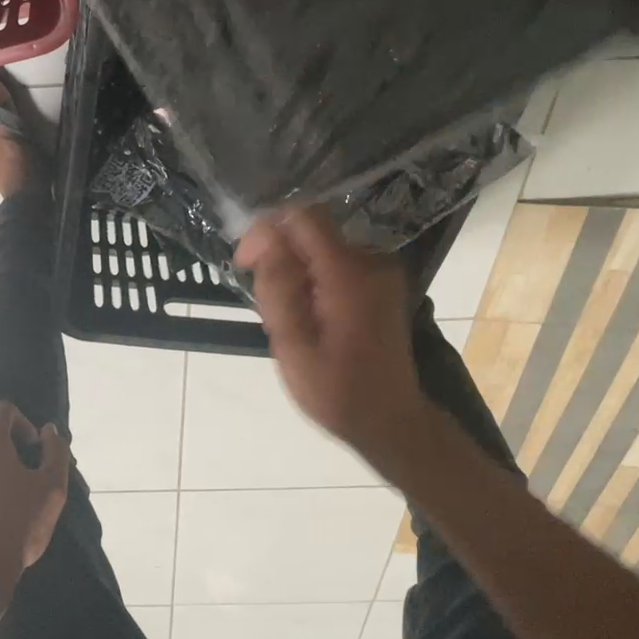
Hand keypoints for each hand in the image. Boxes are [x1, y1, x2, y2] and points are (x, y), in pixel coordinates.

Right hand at [234, 206, 427, 459]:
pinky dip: (312, 279)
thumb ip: (278, 287)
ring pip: (318, 246)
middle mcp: (370, 261)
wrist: (392, 422)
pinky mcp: (380, 281)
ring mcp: (380, 270)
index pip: (301, 216)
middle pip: (309, 230)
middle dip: (278, 257)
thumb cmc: (338, 393)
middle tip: (268, 306)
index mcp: (348, 275)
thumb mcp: (293, 347)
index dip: (266, 231)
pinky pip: (333, 261)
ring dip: (293, 271)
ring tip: (289, 319)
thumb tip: (264, 236)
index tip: (246, 265)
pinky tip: (309, 317)